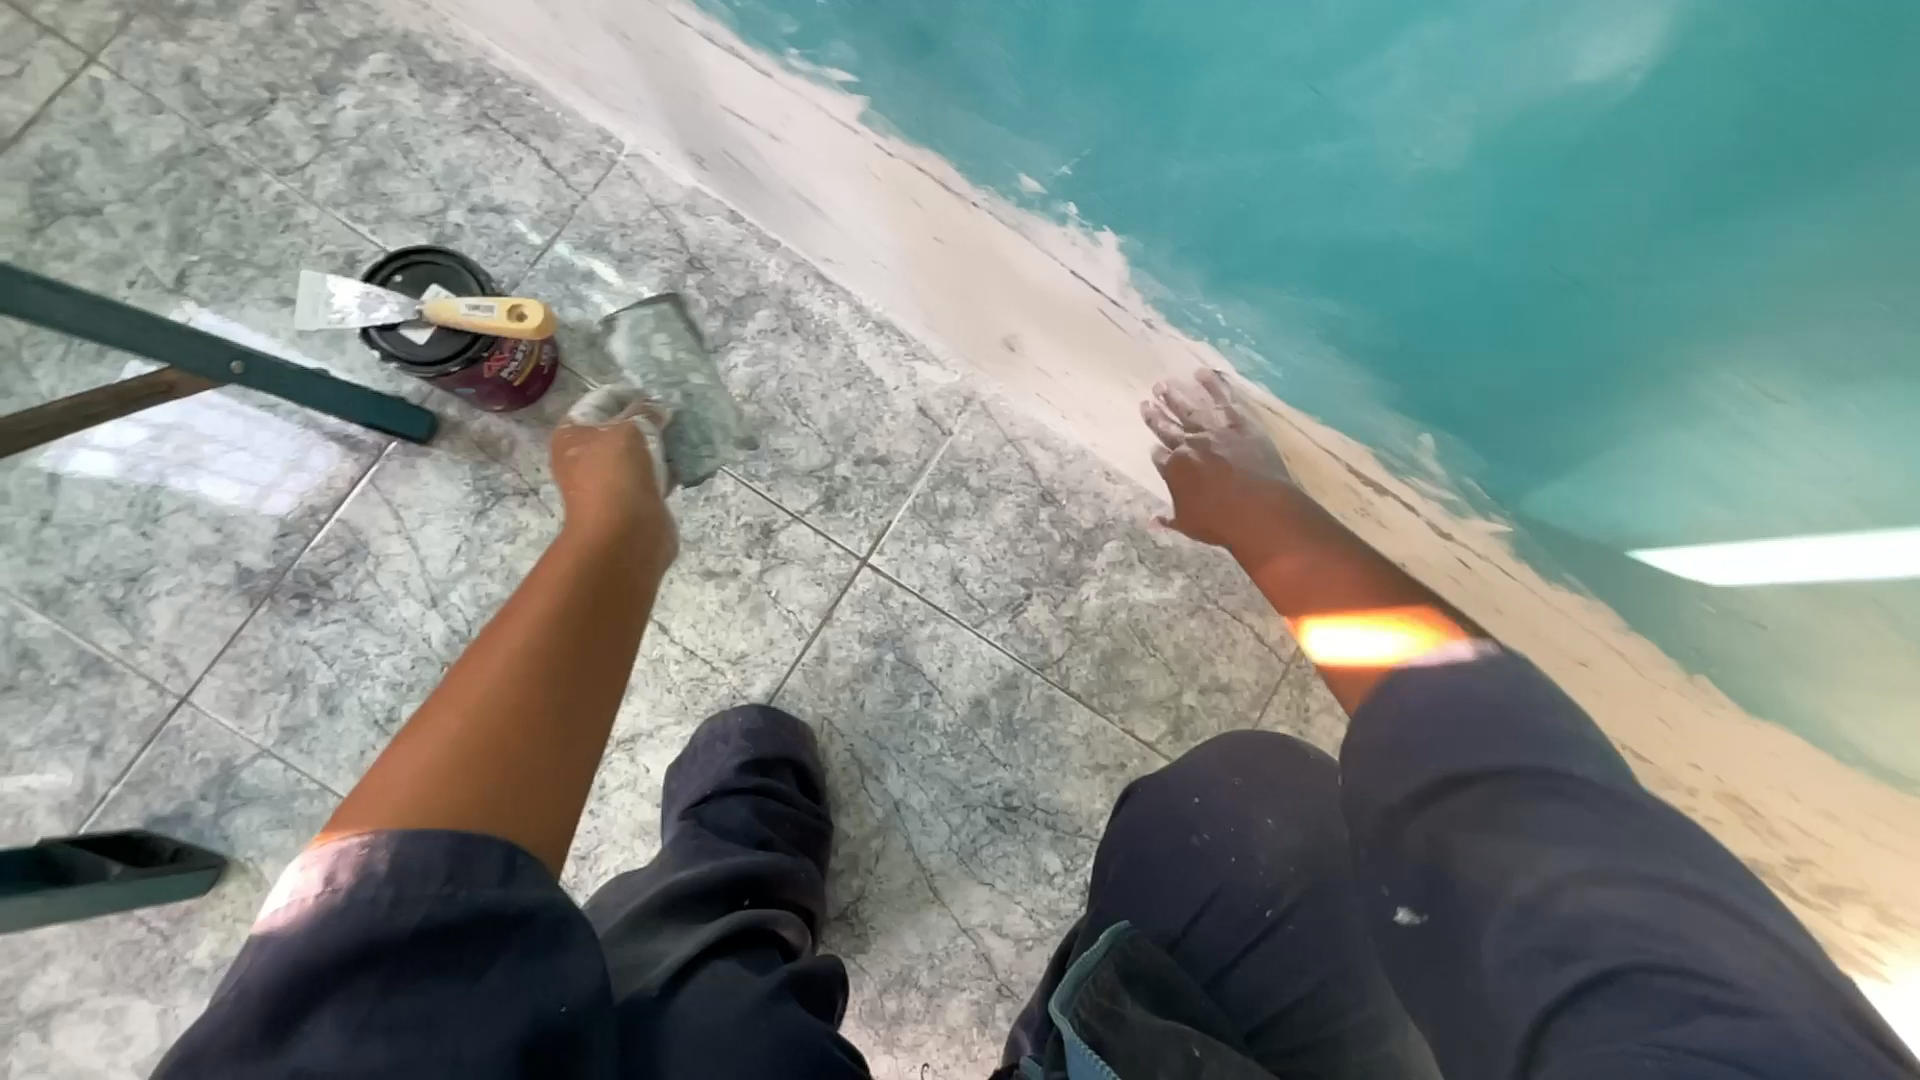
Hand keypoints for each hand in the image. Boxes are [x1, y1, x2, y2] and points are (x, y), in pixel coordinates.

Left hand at [552, 386, 677, 571]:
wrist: (625, 536)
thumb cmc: (617, 475)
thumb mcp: (630, 430)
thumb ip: (645, 412)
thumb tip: (657, 407)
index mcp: (573, 434)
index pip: (600, 400)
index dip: (628, 392)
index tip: (656, 391)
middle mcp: (588, 455)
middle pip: (621, 426)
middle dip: (649, 418)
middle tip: (677, 410)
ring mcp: (612, 479)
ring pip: (641, 451)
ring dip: (664, 442)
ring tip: (689, 430)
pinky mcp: (636, 498)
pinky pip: (656, 474)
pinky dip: (672, 466)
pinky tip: (691, 456)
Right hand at [1141, 369, 1301, 552]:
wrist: (1259, 509)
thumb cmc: (1220, 522)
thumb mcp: (1188, 524)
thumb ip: (1170, 518)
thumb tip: (1152, 521)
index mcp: (1174, 469)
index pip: (1160, 456)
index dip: (1156, 451)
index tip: (1152, 445)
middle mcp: (1189, 445)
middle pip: (1168, 427)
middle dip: (1156, 415)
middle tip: (1147, 400)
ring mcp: (1214, 431)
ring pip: (1190, 409)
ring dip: (1176, 396)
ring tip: (1164, 384)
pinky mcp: (1240, 423)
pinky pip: (1224, 399)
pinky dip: (1214, 385)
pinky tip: (1203, 373)